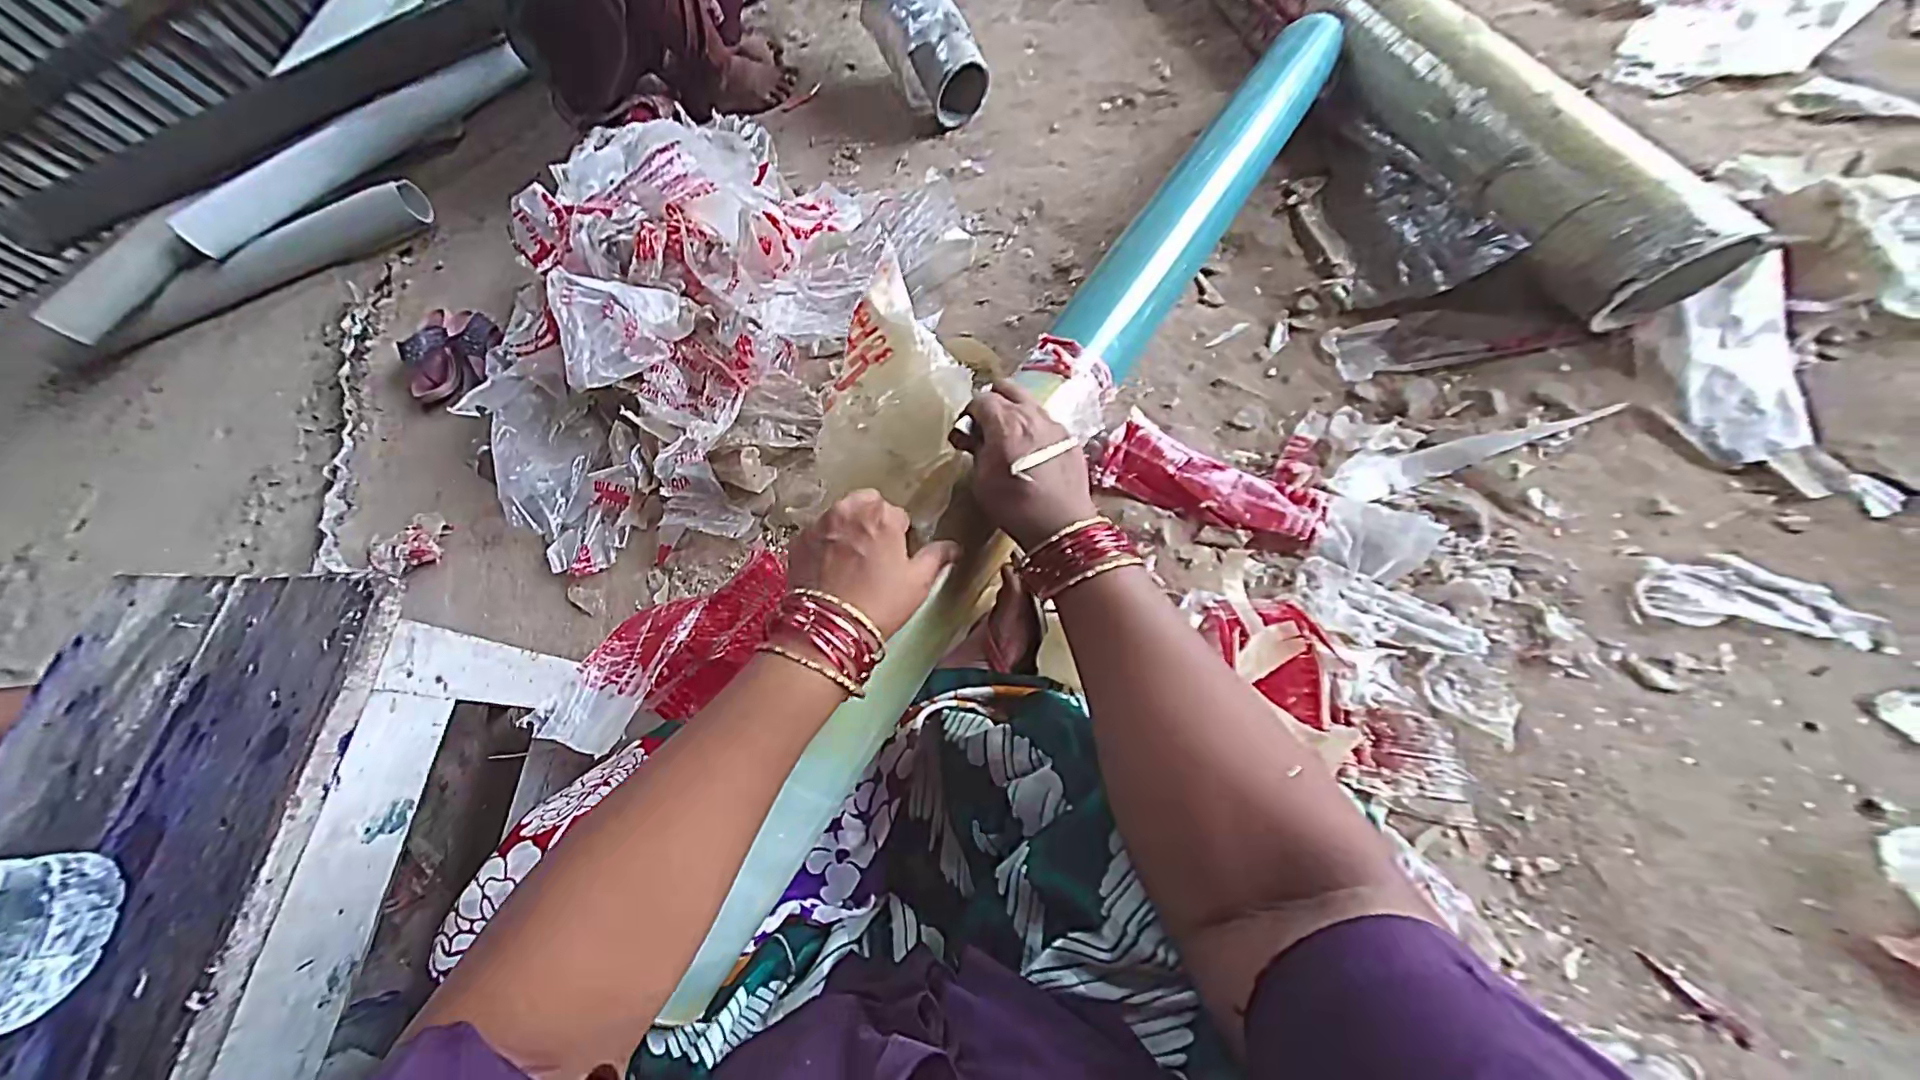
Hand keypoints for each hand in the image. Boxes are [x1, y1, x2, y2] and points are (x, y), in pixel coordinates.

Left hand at [784, 490, 958, 639]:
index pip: (898, 514)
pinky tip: (831, 568)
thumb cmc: (879, 605)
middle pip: (867, 504)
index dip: (900, 535)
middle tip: (876, 554)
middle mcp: (849, 511)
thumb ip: (937, 557)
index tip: (897, 556)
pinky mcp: (798, 541)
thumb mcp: (919, 583)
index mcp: (882, 515)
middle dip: (872, 521)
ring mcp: (820, 524)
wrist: (829, 628)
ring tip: (852, 562)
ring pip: (840, 515)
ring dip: (847, 528)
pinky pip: (817, 533)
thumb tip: (952, 547)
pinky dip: (824, 543)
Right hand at [950, 380, 1098, 549]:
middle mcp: (1032, 414)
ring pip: (1030, 403)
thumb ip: (976, 450)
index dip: (969, 414)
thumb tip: (974, 437)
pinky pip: (1046, 423)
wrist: (1061, 525)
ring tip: (1010, 439)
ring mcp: (1055, 424)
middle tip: (986, 424)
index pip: (980, 398)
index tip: (966, 433)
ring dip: (1016, 413)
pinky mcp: (1070, 439)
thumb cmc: (1014, 505)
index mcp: (1006, 421)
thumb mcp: (981, 480)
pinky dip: (1034, 429)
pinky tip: (1032, 453)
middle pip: (1007, 388)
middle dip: (993, 400)